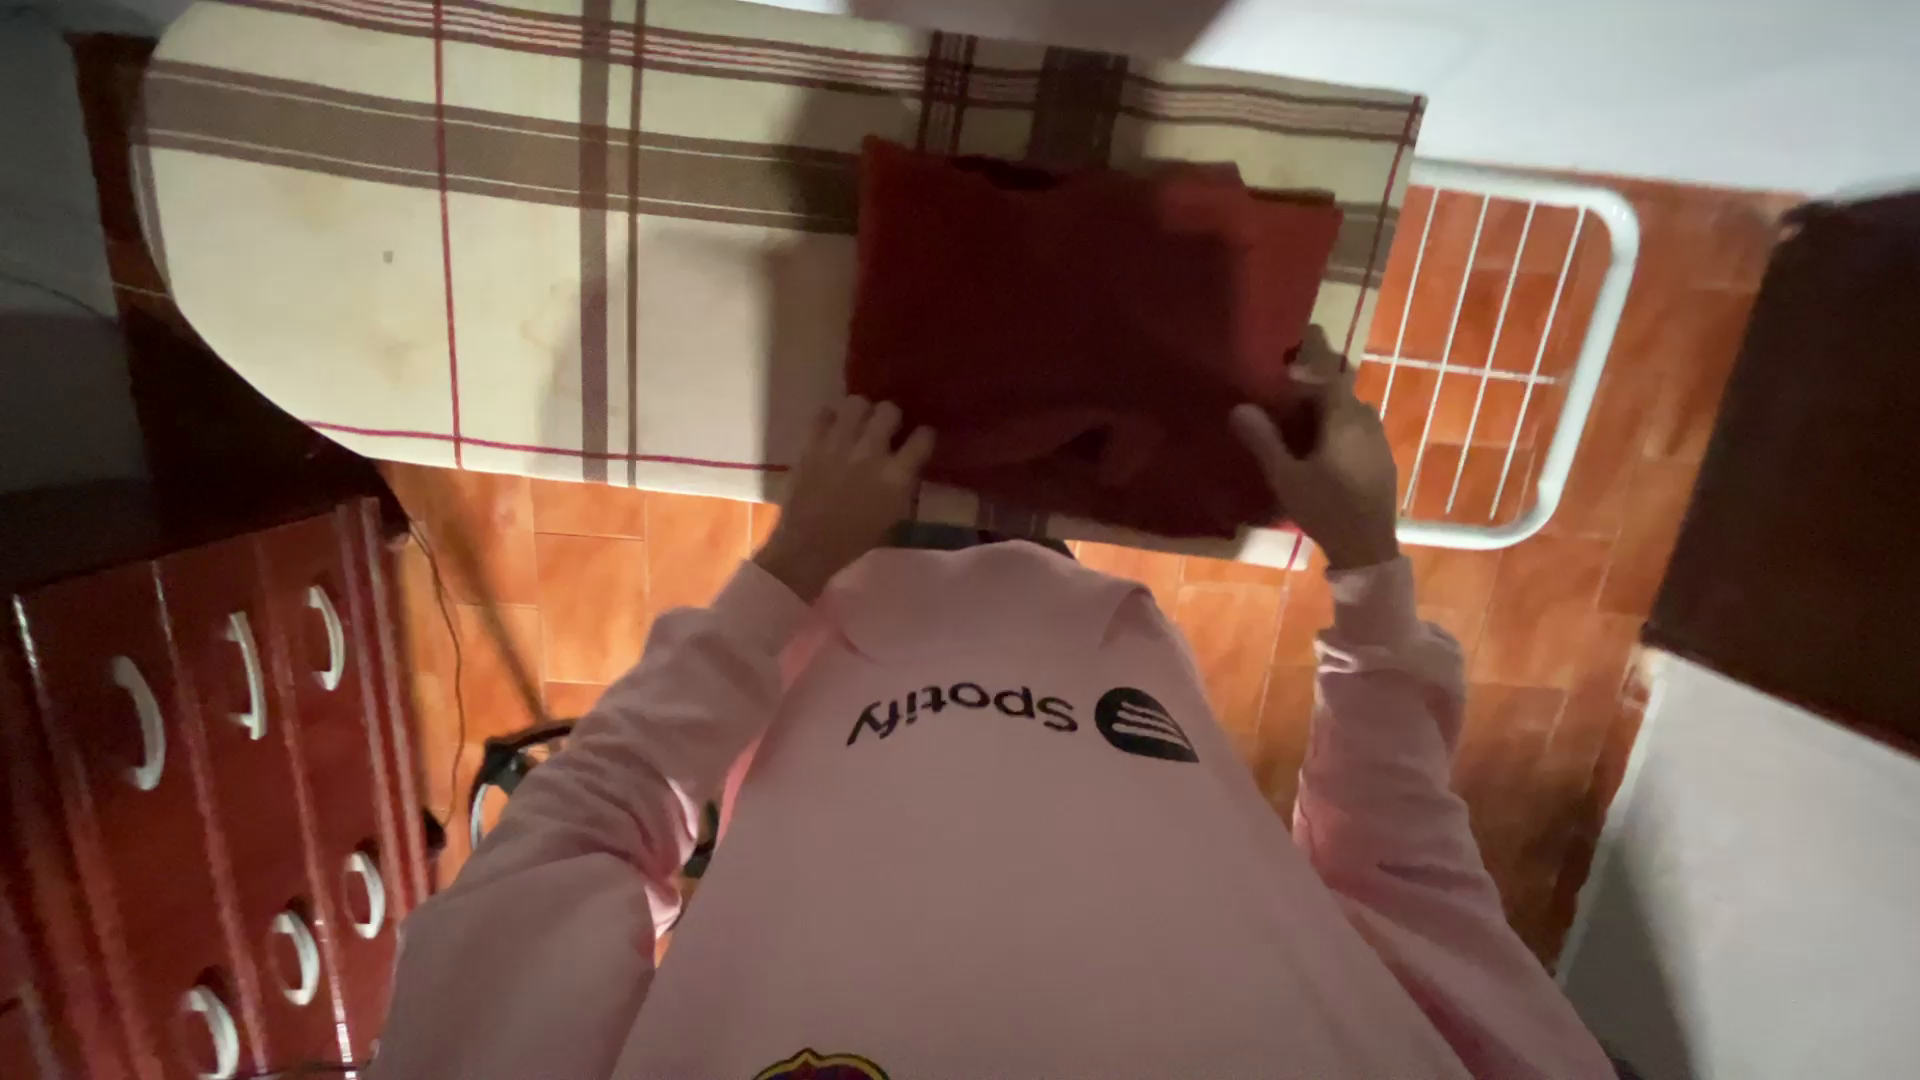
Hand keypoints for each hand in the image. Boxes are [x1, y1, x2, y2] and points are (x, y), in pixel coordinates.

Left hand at [754, 396, 934, 601]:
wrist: (809, 546)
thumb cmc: (855, 538)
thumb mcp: (894, 514)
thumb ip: (903, 483)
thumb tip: (906, 462)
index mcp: (896, 476)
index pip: (923, 438)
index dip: (923, 435)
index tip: (918, 438)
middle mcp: (871, 454)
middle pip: (889, 410)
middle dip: (890, 417)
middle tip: (884, 428)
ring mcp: (839, 445)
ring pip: (857, 403)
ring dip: (861, 412)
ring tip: (857, 424)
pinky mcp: (812, 444)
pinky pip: (824, 412)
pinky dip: (830, 418)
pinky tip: (832, 430)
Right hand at [1230, 328, 1399, 570]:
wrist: (1368, 545)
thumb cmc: (1325, 508)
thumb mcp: (1286, 476)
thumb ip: (1263, 440)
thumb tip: (1239, 407)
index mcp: (1344, 418)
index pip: (1327, 374)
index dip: (1309, 358)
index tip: (1291, 343)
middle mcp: (1366, 419)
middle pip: (1341, 387)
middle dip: (1316, 377)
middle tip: (1288, 373)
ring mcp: (1377, 438)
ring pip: (1349, 407)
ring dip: (1325, 402)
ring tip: (1297, 408)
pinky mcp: (1379, 456)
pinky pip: (1355, 425)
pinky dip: (1335, 420)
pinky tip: (1318, 439)